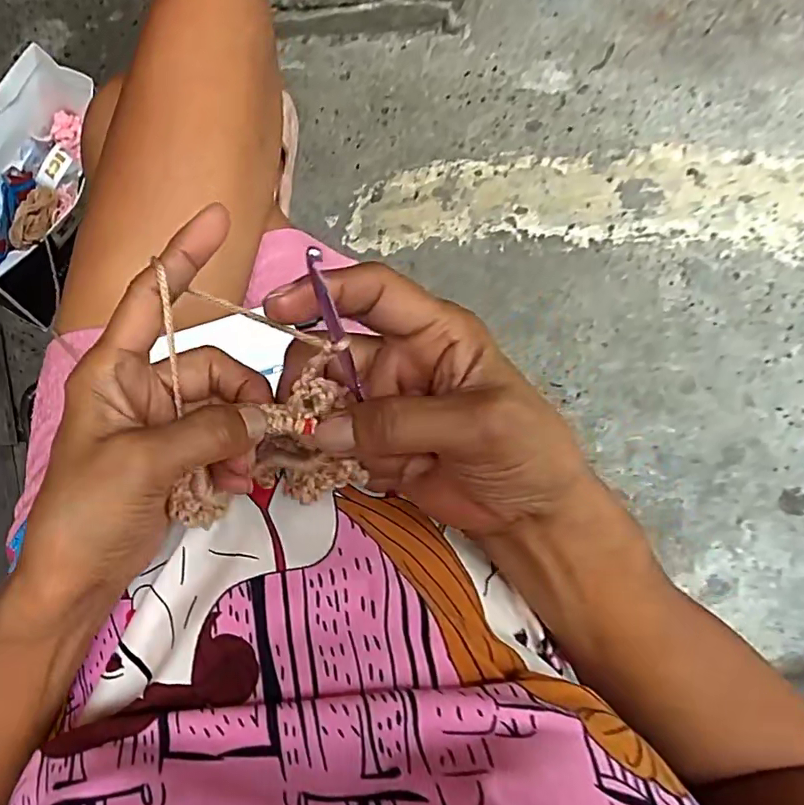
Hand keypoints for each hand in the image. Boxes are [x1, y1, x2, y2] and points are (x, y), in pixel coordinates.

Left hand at [18, 205, 271, 605]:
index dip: (182, 257)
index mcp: (111, 372)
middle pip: (207, 368)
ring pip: (218, 410)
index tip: (218, 217)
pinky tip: (231, 489)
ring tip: (240, 477)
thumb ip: (208, 431)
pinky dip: (228, 462)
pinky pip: (214, 444)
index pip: (150, 298)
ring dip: (237, 438)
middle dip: (239, 399)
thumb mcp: (145, 463)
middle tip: (258, 439)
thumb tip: (264, 415)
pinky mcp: (170, 460)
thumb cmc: (87, 510)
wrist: (75, 576)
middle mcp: (135, 390)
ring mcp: (155, 427)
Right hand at [266, 261, 599, 537]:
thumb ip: (398, 422)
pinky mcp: (364, 442)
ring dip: (312, 426)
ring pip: (318, 400)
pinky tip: (341, 472)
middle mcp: (395, 361)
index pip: (373, 293)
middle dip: (306, 380)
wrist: (527, 514)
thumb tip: (322, 431)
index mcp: (431, 334)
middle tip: (299, 417)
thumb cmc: (524, 451)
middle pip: (326, 352)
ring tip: (328, 456)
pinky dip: (321, 456)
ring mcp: (375, 404)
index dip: (323, 290)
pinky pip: (325, 441)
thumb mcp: (476, 424)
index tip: (276, 306)